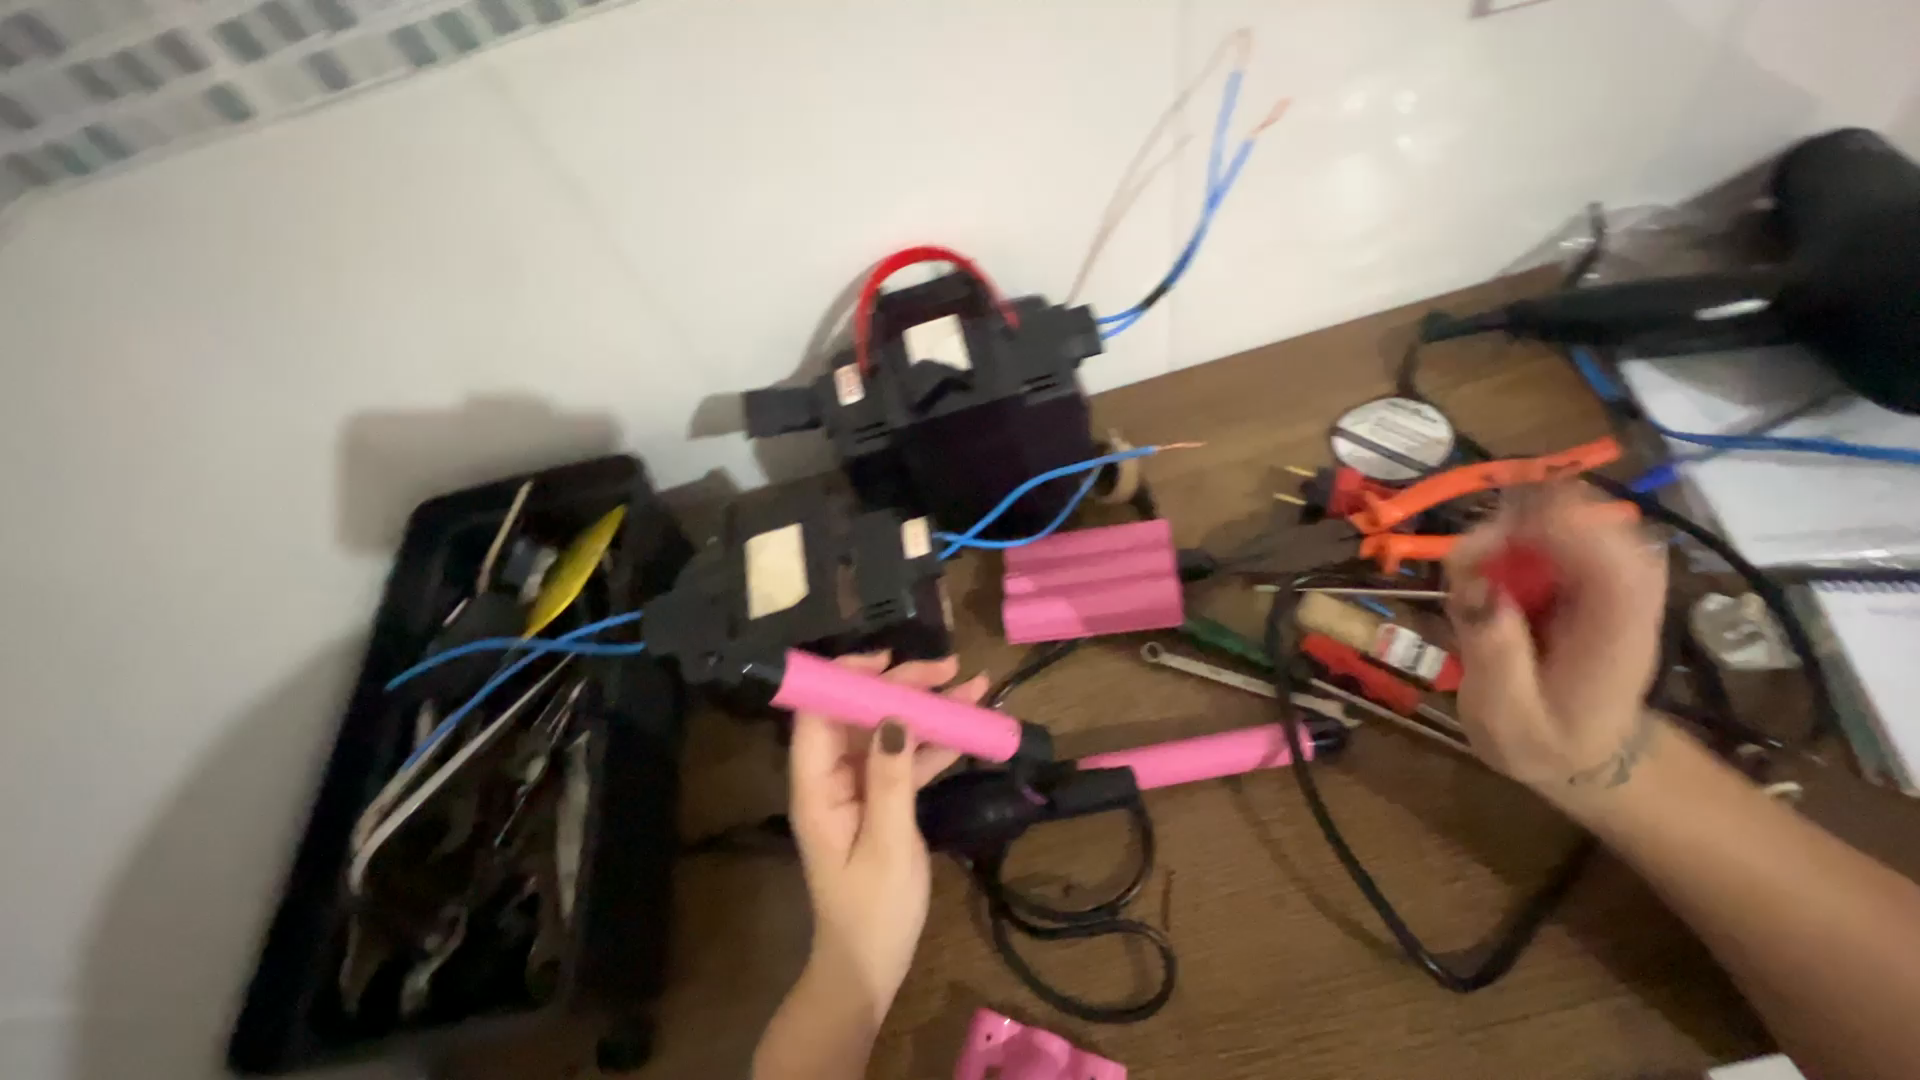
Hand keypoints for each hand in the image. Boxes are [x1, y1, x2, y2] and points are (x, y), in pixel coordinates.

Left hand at [787, 651, 987, 1022]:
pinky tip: (969, 729)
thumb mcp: (886, 844)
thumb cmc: (872, 911)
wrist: (870, 966)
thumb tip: (894, 716)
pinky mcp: (882, 800)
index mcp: (817, 786)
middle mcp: (833, 777)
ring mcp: (859, 787)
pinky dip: (935, 743)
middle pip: (860, 715)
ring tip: (974, 687)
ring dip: (929, 710)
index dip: (847, 679)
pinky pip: (906, 759)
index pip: (819, 714)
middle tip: (951, 669)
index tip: (890, 660)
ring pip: (889, 732)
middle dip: (903, 687)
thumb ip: (891, 778)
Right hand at [1443, 484, 1668, 802]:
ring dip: (1506, 535)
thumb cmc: (1543, 742)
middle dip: (1518, 526)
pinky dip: (1508, 546)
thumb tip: (1477, 587)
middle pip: (1588, 522)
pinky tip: (1483, 580)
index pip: (1614, 557)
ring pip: (1564, 521)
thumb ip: (1494, 655)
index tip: (1488, 541)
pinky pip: (1550, 537)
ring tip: (1467, 579)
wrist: (1582, 756)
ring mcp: (1603, 582)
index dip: (1556, 528)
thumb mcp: (1506, 716)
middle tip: (1464, 566)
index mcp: (1617, 632)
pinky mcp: (1581, 579)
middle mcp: (1620, 594)